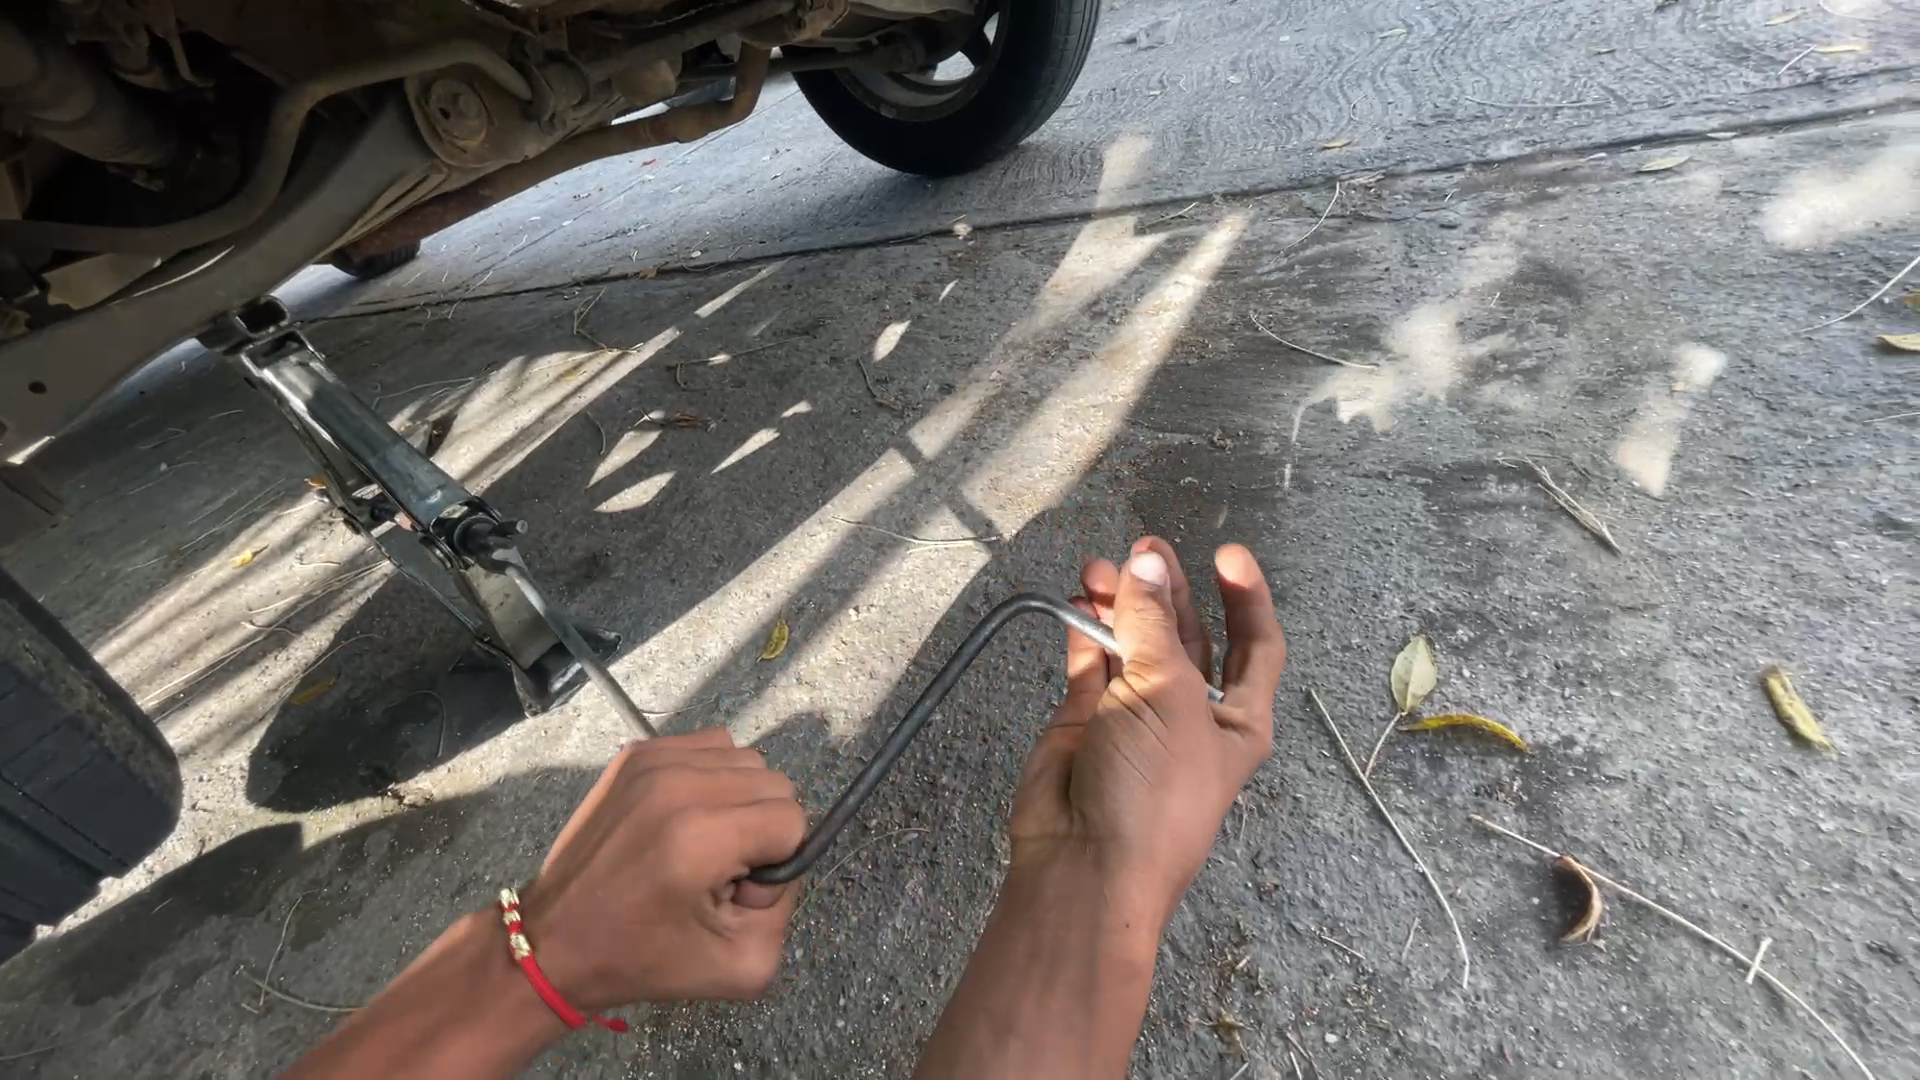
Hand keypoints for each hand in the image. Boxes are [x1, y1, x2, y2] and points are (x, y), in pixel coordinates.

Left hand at [517, 728, 804, 1008]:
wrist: (551, 940)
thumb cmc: (643, 957)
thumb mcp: (739, 966)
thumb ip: (787, 910)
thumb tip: (783, 858)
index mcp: (702, 839)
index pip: (792, 819)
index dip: (776, 861)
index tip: (735, 889)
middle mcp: (681, 787)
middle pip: (775, 784)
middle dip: (761, 827)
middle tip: (718, 867)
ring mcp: (656, 761)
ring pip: (747, 760)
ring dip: (739, 799)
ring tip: (699, 838)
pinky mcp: (638, 751)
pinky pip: (713, 744)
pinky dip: (712, 774)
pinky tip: (683, 811)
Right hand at [1009, 537, 1285, 928]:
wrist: (1083, 860)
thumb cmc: (1153, 788)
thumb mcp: (1168, 699)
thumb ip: (1151, 625)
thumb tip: (1145, 564)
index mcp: (1235, 717)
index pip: (1256, 645)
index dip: (1247, 597)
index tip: (1226, 553)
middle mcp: (1188, 710)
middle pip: (1185, 634)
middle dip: (1167, 589)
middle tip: (1144, 547)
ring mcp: (1134, 711)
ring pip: (1131, 641)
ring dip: (1118, 602)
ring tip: (1100, 566)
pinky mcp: (1086, 713)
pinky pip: (1089, 659)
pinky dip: (1083, 628)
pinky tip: (1077, 598)